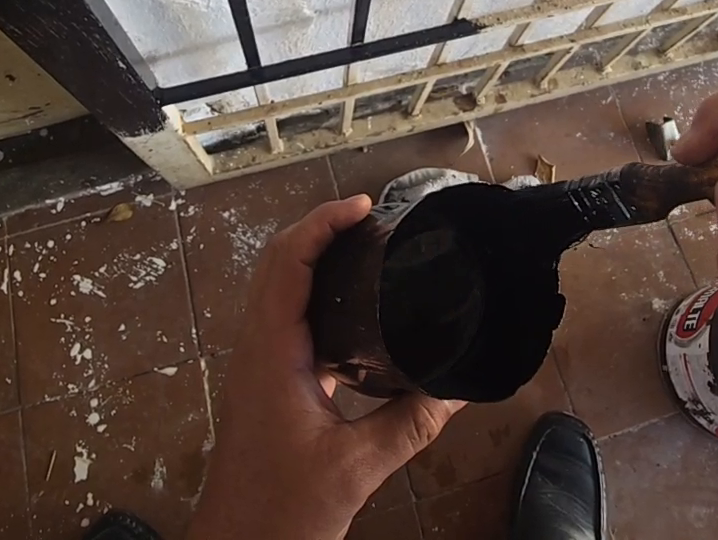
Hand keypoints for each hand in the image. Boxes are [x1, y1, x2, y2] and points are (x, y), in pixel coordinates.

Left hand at [189, 195, 463, 539]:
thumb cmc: (282, 511)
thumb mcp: (355, 468)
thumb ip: (410, 425)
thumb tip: (459, 387)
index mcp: (271, 350)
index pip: (287, 261)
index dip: (322, 222)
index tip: (363, 206)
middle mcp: (257, 343)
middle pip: (276, 259)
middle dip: (317, 226)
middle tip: (366, 217)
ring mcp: (258, 358)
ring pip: (276, 282)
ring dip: (311, 251)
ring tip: (361, 242)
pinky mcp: (267, 375)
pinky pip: (286, 311)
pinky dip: (313, 286)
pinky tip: (352, 299)